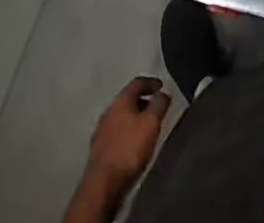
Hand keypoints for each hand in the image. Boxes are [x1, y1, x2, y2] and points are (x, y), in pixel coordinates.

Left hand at [82, 76, 171, 195]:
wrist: (103, 182)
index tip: (163, 86)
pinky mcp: (100, 147)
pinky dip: (128, 131)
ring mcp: (102, 129)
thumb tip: (164, 91)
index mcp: (121, 100)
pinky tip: (134, 143)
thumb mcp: (151, 123)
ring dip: (136, 116)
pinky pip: (117, 131)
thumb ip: (159, 104)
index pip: (137, 82)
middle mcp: (109, 110)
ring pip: (122, 115)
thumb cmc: (130, 148)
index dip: (151, 82)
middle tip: (158, 107)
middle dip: (144, 100)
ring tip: (149, 126)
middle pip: (128, 98)